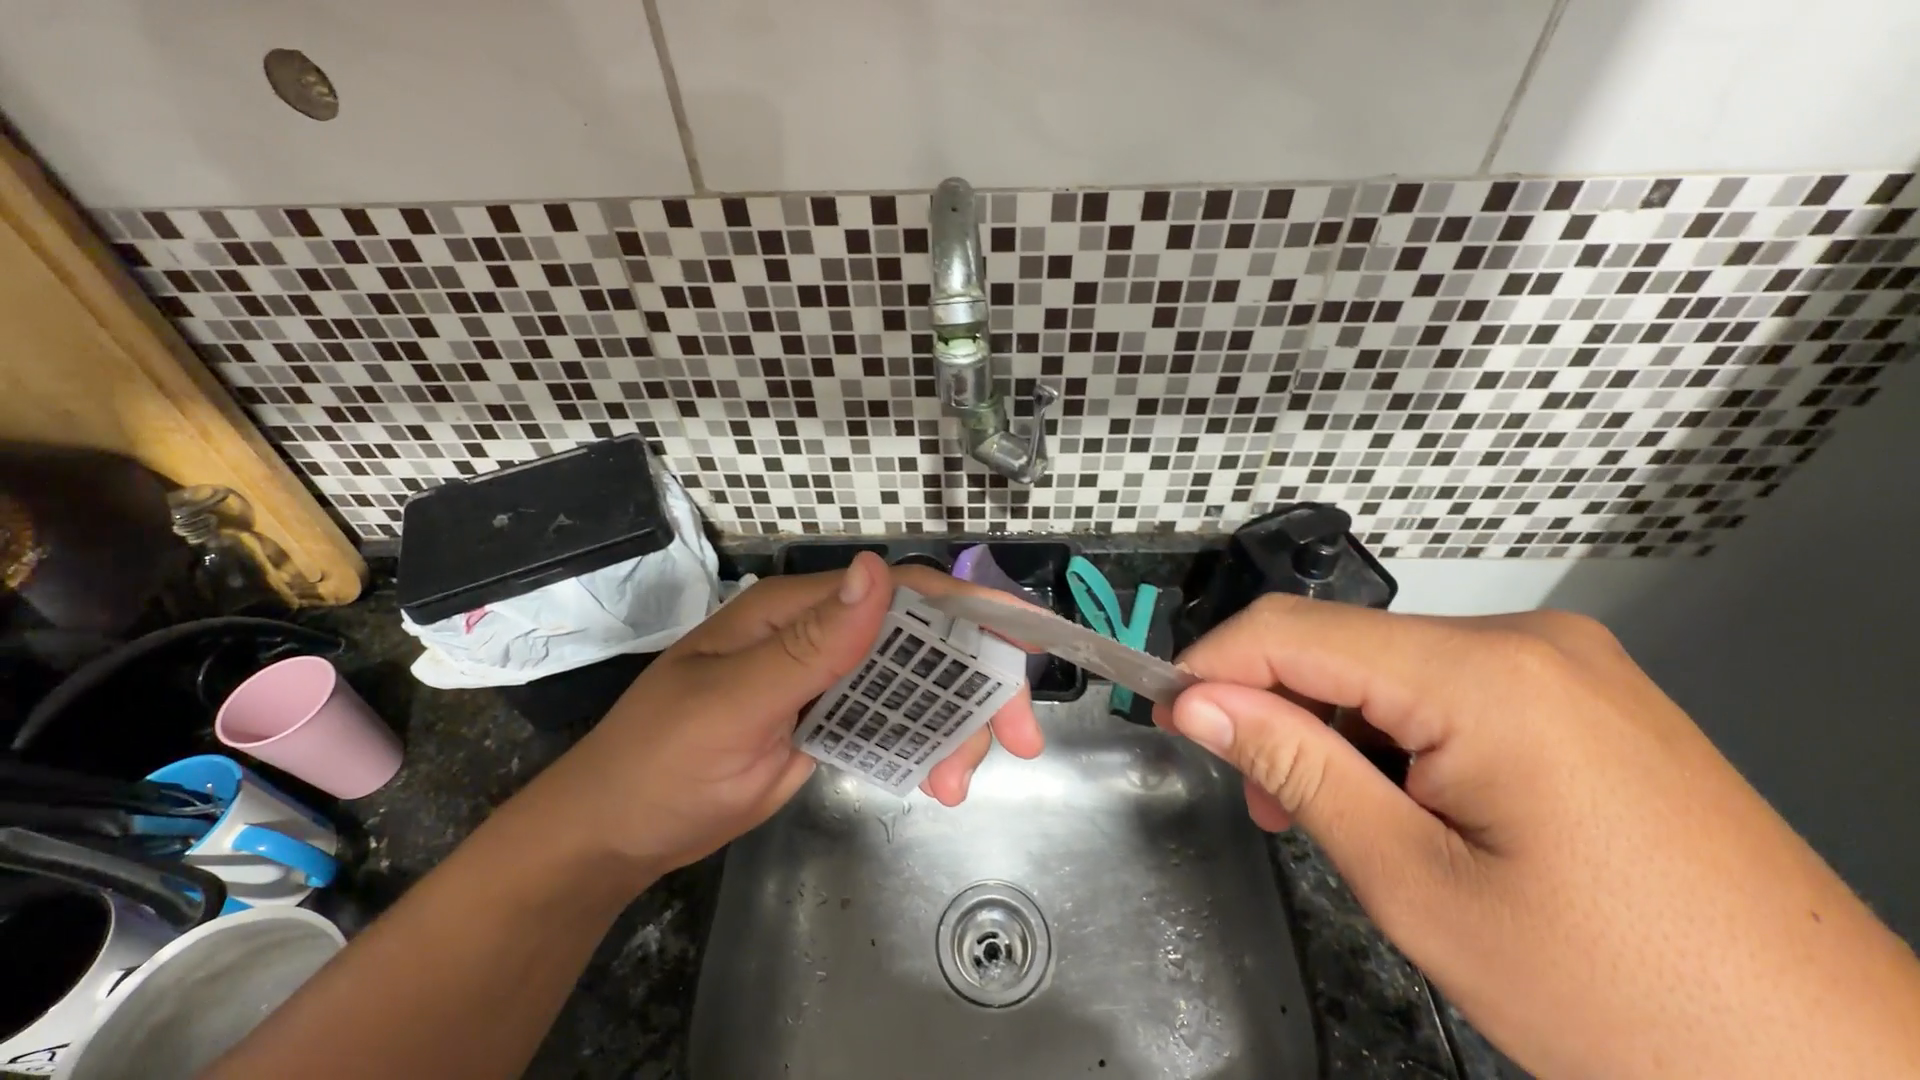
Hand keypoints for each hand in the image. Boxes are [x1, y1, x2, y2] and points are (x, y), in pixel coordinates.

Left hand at [511, 552, 1041, 881]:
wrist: (620, 832)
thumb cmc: (661, 763)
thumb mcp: (733, 705)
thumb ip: (810, 646)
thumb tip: (876, 571)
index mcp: (796, 613)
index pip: (900, 593)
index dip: (971, 606)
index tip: (1029, 636)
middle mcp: (820, 636)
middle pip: (923, 639)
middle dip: (978, 681)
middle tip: (1019, 740)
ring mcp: (827, 681)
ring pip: (917, 682)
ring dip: (955, 724)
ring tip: (956, 783)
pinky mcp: (828, 722)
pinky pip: (895, 720)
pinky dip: (927, 743)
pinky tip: (938, 779)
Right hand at [1156, 595, 1919, 1078]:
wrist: (1839, 1071)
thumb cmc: (1613, 994)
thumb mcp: (1418, 886)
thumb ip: (1296, 770)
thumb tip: (1198, 702)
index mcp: (1489, 675)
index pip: (1296, 629)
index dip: (1214, 665)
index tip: (1165, 716)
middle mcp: (1531, 641)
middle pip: (1347, 646)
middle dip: (1280, 711)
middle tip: (1260, 803)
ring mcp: (1571, 665)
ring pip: (1395, 670)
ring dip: (1338, 731)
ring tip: (1331, 821)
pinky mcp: (1590, 698)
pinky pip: (1453, 692)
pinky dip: (1400, 738)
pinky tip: (1405, 806)